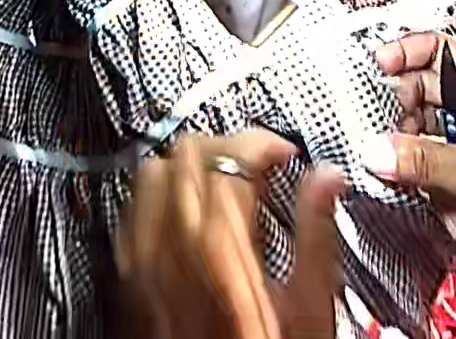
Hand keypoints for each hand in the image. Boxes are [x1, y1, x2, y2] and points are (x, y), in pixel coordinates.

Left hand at [118, 129, 348, 338]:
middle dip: (229, 145)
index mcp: (223, 246)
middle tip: (256, 166)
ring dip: (191, 163)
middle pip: (191, 151)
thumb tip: (326, 175)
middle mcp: (175, 243)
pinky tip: (186, 210)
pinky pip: (133, 205)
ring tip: (222, 183)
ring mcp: (144, 258)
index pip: (233, 155)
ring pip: (155, 169)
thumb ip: (317, 234)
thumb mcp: (308, 313)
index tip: (284, 154)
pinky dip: (160, 191)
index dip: (263, 142)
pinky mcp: (128, 275)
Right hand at [360, 32, 455, 307]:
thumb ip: (428, 162)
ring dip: (433, 180)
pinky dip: (446, 203)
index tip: (379, 63)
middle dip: (414, 134)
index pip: (442, 51)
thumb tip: (376, 149)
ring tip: (452, 203)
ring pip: (432, 146)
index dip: (408, 51)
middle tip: (398, 148)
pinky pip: (442, 179)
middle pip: (428, 102)